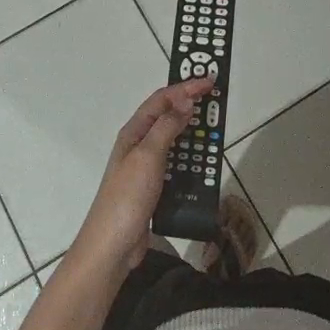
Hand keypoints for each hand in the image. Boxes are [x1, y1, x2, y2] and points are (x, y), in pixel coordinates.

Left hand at [72, 78, 213, 271]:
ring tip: (215, 130)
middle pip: (167, 117)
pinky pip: (176, 166)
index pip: (161, 100)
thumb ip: (167, 127)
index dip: (184, 88)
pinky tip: (205, 164)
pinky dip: (191, 160)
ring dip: (193, 134)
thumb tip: (185, 100)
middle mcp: (139, 145)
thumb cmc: (128, 196)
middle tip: (216, 100)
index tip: (209, 82)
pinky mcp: (154, 188)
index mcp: (133, 132)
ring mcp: (146, 168)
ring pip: (174, 142)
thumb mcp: (148, 157)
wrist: (113, 246)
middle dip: (190, 106)